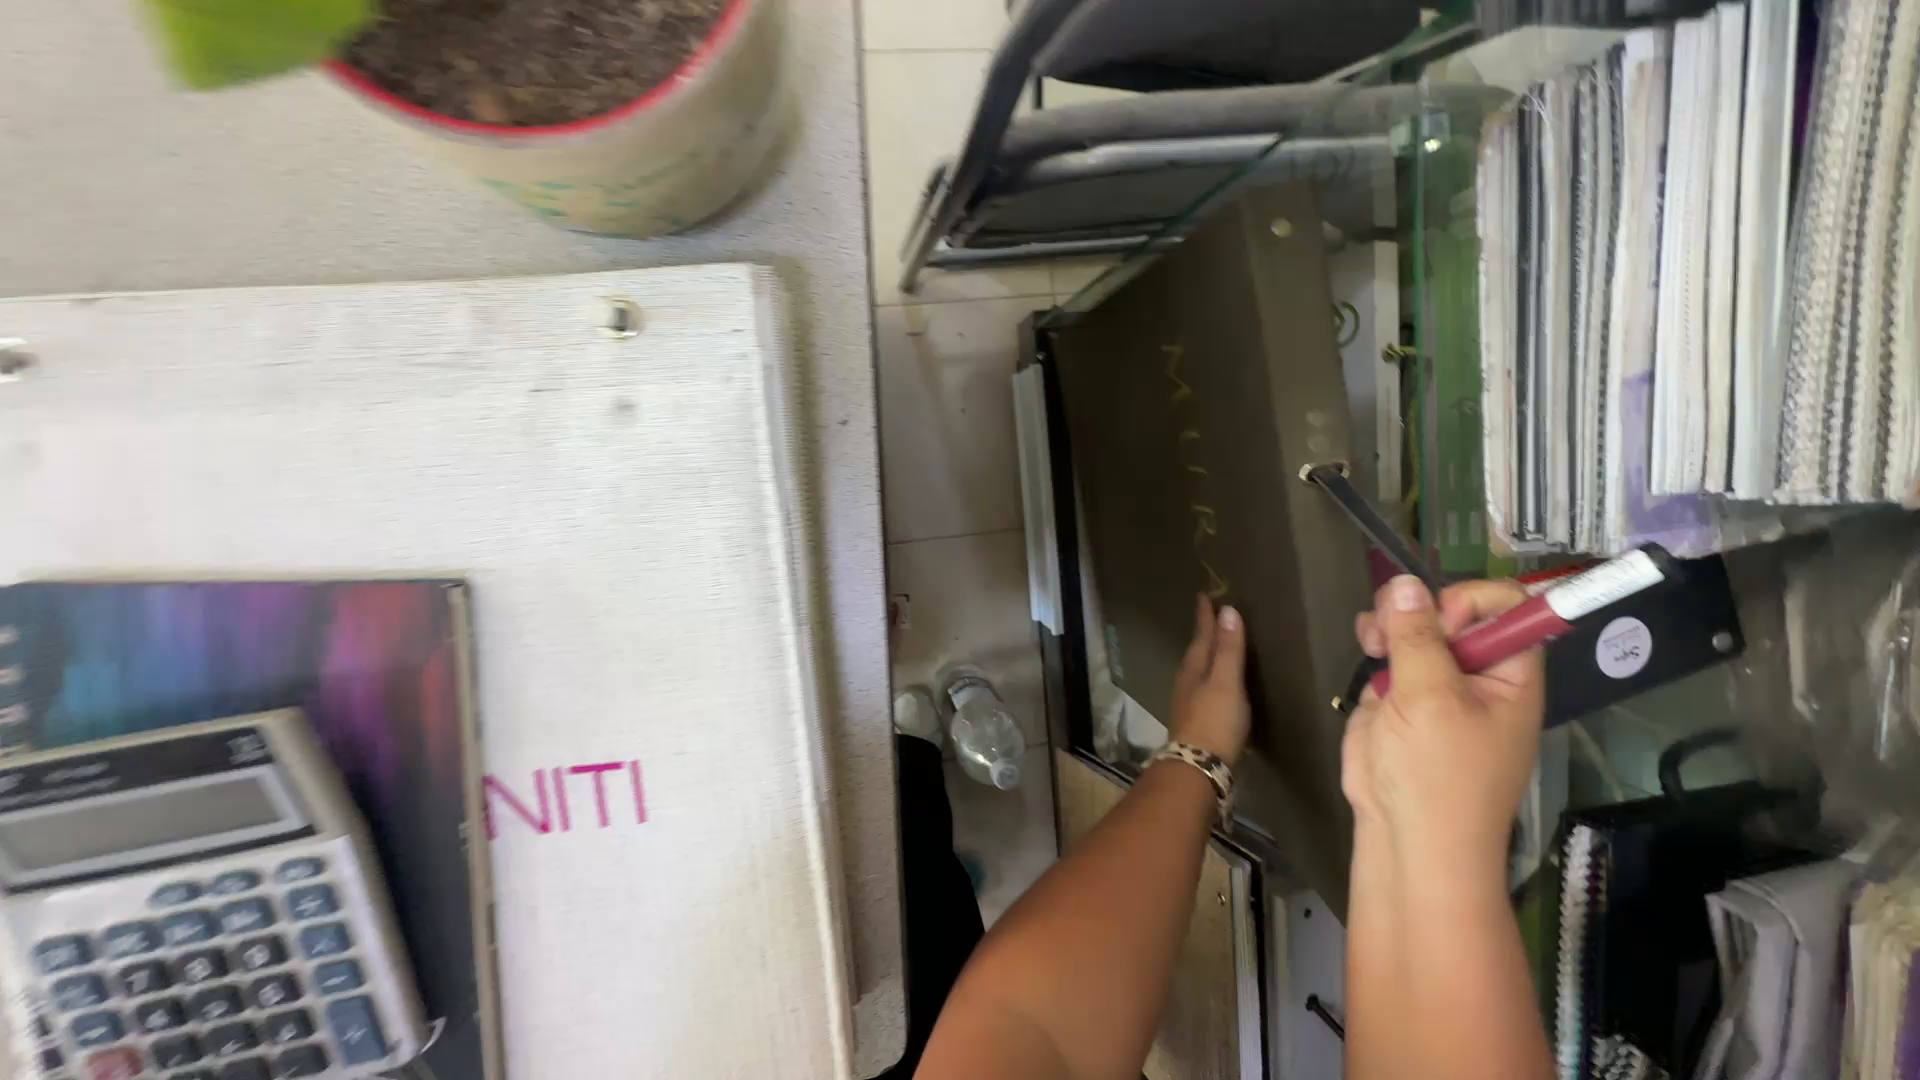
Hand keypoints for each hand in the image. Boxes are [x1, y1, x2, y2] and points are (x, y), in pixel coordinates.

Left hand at [1168, 595, 1251, 765]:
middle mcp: (1187, 681)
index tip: (1204, 595)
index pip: (1201, 635)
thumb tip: (1228, 611)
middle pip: (1198, 650)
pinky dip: (1213, 676)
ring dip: (1208, 655)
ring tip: (1218, 645)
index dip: (1205, 616)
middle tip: (1213, 615)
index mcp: (1194, 668)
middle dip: (1205, 633)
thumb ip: (1229, 649)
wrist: (1198, 766)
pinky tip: (1219, 684)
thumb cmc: (1215, 720)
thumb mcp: (1226, 682)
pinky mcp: (1196, 720)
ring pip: (1199, 669)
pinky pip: (1204, 687)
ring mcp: (1189, 701)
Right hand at [1344, 576, 1544, 868]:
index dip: (1470, 602)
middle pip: (1452, 610)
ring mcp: (1435, 683)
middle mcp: (1476, 672)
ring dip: (1389, 622)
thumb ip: (1418, 637)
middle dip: (1418, 609)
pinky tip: (1366, 649)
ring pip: (1414, 625)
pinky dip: (1375, 643)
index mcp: (1509, 674)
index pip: (1506, 609)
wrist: (1406, 837)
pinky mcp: (1398, 696)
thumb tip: (1405, 583)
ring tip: (1371, 639)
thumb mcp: (1432, 700)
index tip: (1439, 621)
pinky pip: (1390, 651)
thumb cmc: (1438, 774)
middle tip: (1389, 626)